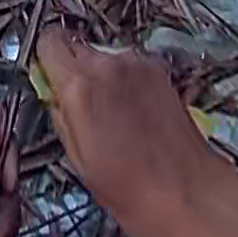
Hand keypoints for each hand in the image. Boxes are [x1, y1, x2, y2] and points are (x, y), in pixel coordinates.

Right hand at [36, 28, 237, 236]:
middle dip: (74, 69)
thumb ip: (59, 114)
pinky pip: (127, 61)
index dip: (46, 58)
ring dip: (101, 73)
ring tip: (116, 111)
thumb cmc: (133, 190)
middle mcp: (104, 63)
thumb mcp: (79, 161)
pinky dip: (126, 77)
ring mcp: (132, 61)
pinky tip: (137, 108)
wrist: (192, 195)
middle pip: (74, 46)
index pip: (47, 41)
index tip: (50, 75)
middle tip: (85, 103)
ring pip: (101, 54)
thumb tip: (50, 91)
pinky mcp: (155, 65)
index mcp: (79, 87)